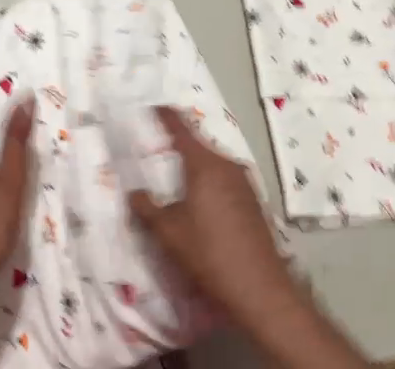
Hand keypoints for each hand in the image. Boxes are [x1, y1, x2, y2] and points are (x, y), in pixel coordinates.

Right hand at [127, 106, 293, 321]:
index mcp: (205, 164)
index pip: (181, 128)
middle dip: (179, 144)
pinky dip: (208, 182)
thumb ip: (146, 207)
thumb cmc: (209, 253)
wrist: (260, 290)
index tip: (153, 105)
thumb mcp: (167, 232)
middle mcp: (228, 166)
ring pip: (213, 164)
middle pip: (199, 145)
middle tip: (157, 149)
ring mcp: (245, 184)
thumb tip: (134, 192)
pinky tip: (200, 203)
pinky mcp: (253, 203)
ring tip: (175, 177)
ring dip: (195, 166)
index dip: (165, 115)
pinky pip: (225, 181)